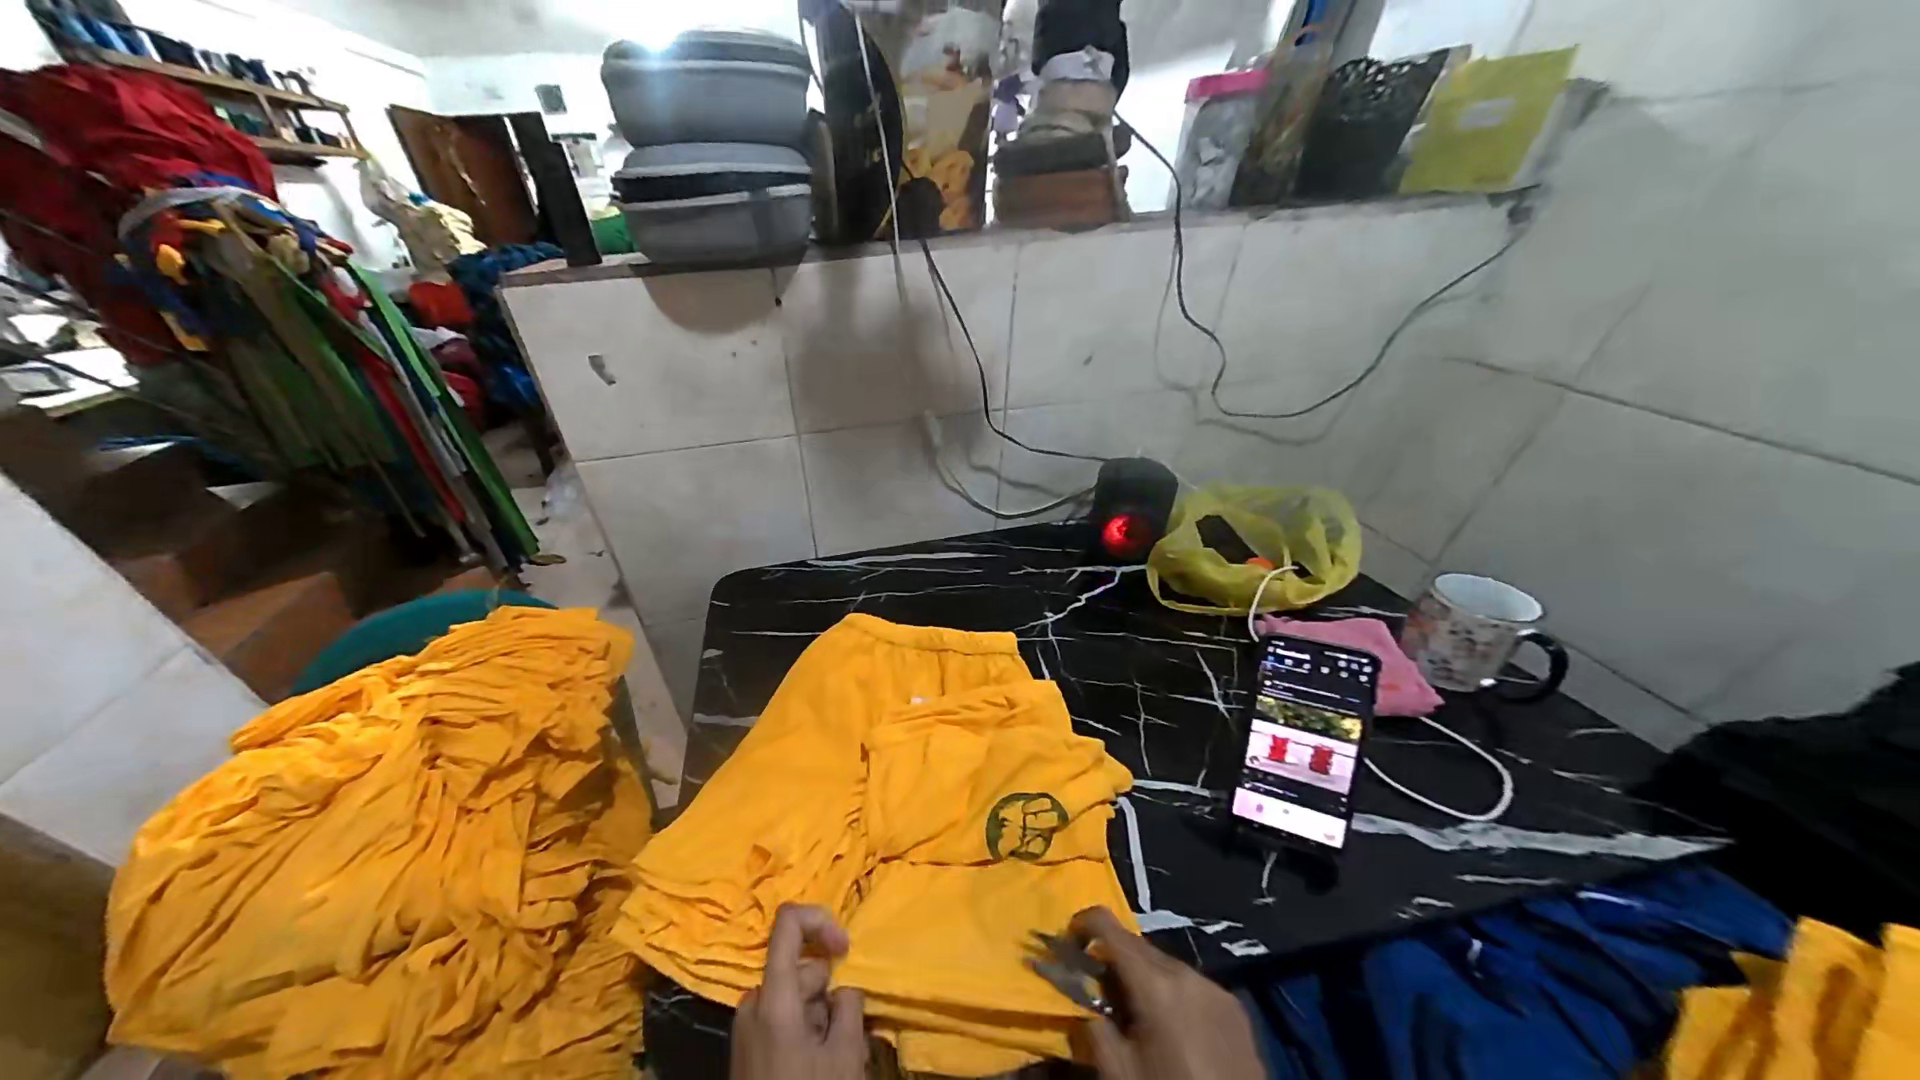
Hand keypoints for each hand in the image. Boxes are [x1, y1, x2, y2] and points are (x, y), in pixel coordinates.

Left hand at [730, 904, 867, 1079]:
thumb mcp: (845, 1054)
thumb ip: (850, 1005)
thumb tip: (843, 986)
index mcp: (774, 996)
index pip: (788, 922)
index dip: (821, 921)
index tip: (846, 948)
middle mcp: (753, 1002)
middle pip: (798, 967)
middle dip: (829, 987)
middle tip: (850, 1027)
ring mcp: (747, 1027)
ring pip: (793, 995)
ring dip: (820, 1011)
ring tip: (840, 1052)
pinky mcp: (747, 1049)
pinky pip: (781, 1018)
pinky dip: (805, 1027)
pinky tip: (821, 1062)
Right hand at [1071, 906, 1263, 1079]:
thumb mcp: (1119, 1074)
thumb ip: (1092, 1028)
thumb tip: (1081, 998)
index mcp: (1155, 985)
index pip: (1109, 928)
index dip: (1083, 923)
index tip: (1068, 939)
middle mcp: (1186, 973)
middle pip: (1137, 944)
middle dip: (1111, 955)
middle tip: (1096, 984)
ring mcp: (1215, 988)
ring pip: (1165, 963)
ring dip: (1143, 974)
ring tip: (1135, 1011)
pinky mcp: (1235, 1007)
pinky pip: (1191, 984)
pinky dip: (1171, 991)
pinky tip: (1172, 1027)